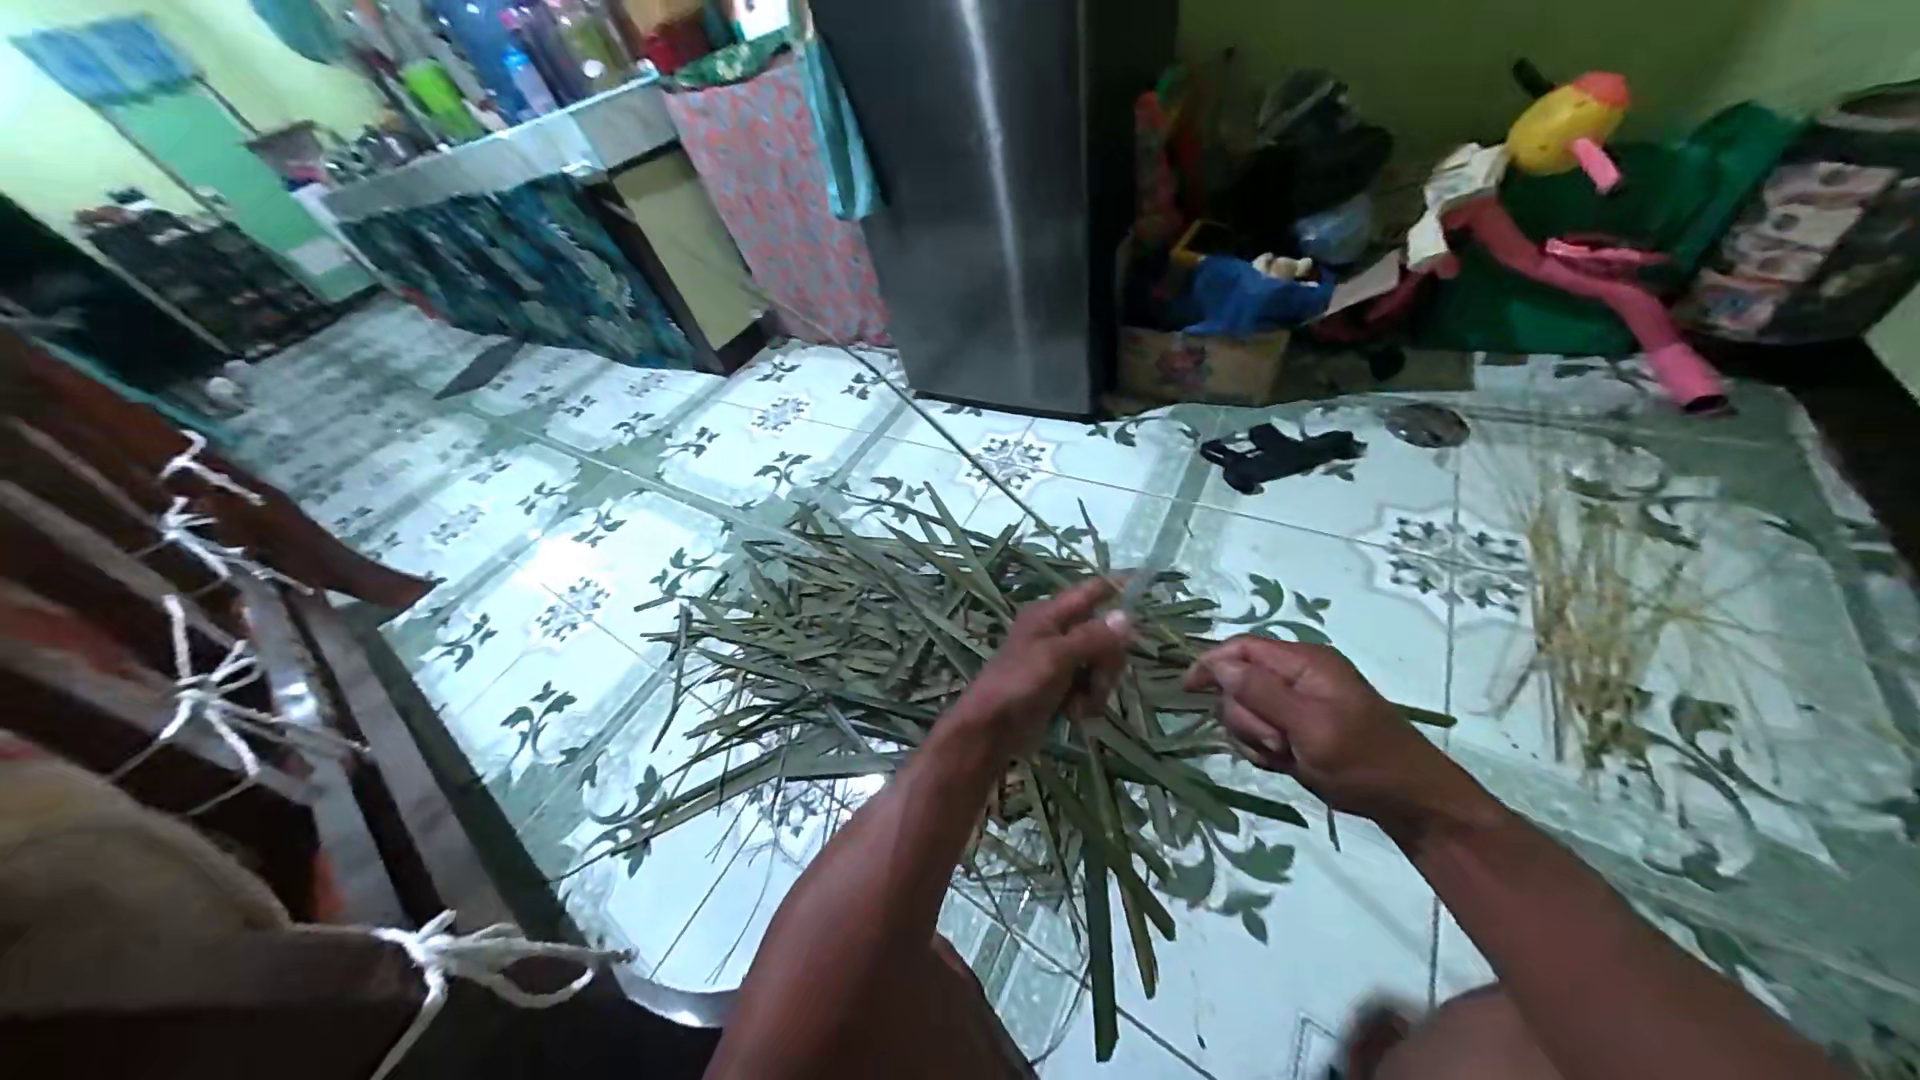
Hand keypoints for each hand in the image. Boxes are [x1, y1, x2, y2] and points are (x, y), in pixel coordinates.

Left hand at [950, 578, 1133, 754]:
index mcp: (1049, 614)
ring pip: (1102, 664)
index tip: (1142, 585)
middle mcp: (1057, 632)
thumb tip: (1126, 617)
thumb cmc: (1019, 683)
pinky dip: (1088, 701)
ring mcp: (1061, 661)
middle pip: (1104, 634)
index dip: (1114, 588)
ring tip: (1079, 704)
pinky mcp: (1063, 687)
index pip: (1089, 592)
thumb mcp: (1056, 656)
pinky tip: (1074, 714)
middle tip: (1098, 680)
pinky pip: (1092, 687)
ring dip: (1098, 687)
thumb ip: (1092, 637)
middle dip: (1107, 662)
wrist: (992, 729)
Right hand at [1184, 636, 1492, 831]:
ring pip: (1243, 710)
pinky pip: (1256, 731)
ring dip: (1252, 736)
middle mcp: (1295, 676)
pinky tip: (1284, 762)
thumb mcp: (1311, 726)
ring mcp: (1294, 703)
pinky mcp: (1293, 727)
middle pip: (1237, 682)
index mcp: (1304, 662)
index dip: (1211, 664)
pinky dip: (1261, 748)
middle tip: (1273, 742)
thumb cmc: (1365, 759)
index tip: (1188, 690)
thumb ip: (1262, 692)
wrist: (1409, 802)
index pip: (1241, 648)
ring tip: (1283, 755)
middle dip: (1244, 715)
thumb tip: (1218, 664)